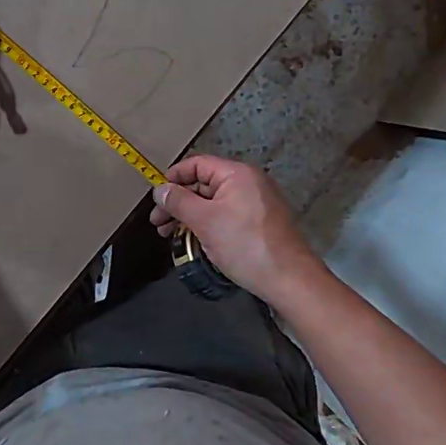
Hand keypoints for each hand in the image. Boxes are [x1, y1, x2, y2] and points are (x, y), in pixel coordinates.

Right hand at [149, 155, 324, 303]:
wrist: (289, 279)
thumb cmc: (245, 245)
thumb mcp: (204, 220)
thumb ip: (178, 201)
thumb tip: (159, 190)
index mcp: (237, 174)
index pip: (197, 164)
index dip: (173, 178)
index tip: (156, 197)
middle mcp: (248, 183)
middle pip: (203, 184)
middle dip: (177, 202)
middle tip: (157, 222)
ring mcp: (255, 203)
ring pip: (212, 202)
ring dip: (188, 215)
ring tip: (169, 234)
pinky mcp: (258, 223)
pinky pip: (225, 215)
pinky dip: (206, 223)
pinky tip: (192, 238)